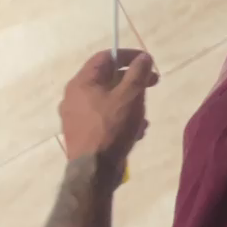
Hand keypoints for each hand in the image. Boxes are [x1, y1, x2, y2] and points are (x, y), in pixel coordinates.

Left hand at [58, 49, 157, 183]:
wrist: (94, 171)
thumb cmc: (112, 127)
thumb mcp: (130, 95)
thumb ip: (138, 72)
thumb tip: (143, 57)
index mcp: (81, 83)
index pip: (105, 57)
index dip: (128, 55)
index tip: (147, 61)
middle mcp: (73, 96)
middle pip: (107, 78)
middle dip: (133, 81)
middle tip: (153, 83)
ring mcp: (75, 116)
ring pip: (108, 99)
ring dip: (129, 102)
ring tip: (144, 115)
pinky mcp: (81, 133)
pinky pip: (104, 117)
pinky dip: (121, 118)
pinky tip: (135, 131)